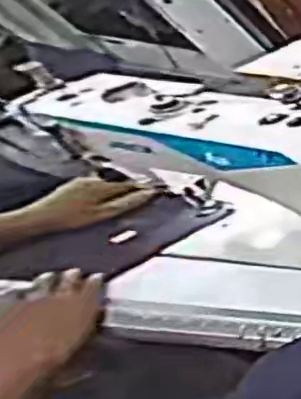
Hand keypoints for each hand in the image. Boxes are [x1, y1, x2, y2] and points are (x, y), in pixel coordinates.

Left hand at [1, 269, 104, 373]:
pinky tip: (21, 290)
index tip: (98, 276)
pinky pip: (16, 295)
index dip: (95, 283)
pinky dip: (21, 291)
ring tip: (49, 276)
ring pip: (38, 286)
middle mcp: (54, 301)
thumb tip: (96, 327)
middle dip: (69, 278)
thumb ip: (89, 333)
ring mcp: (25, 304)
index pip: (91, 291)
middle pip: (63, 285)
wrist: (9, 361)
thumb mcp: (82, 347)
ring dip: (45, 281)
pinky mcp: (4, 310)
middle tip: (74, 271)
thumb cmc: (54, 357)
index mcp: (80, 309)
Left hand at [20, 176, 157, 233]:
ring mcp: (81, 182)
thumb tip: (153, 192)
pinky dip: (107, 190)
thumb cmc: (75, 218)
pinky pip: (97, 185)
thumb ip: (131, 201)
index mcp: (105, 186)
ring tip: (129, 198)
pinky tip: (107, 198)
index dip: (150, 188)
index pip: (135, 184)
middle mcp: (94, 180)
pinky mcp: (72, 186)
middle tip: (149, 196)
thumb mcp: (108, 212)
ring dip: (120, 189)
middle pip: (121, 183)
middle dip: (135, 188)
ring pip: (109, 184)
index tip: (164, 192)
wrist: (38, 219)